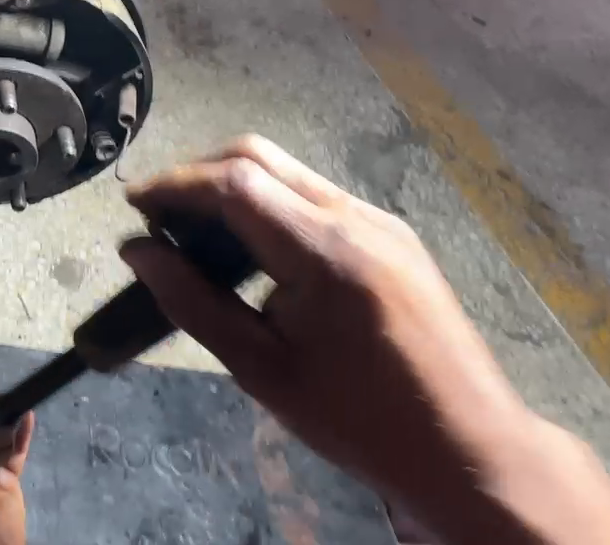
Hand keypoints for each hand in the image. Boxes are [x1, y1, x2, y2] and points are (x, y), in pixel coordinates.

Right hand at [121, 135, 609, 544]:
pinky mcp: (390, 231)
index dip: (174, 184)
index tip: (135, 205)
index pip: (233, 182)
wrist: (474, 452)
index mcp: (326, 252)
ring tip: (196, 229)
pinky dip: (264, 199)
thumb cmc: (361, 421)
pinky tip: (250, 244)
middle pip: (257, 155)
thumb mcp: (262, 370)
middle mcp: (355, 217)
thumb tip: (136, 252)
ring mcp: (379, 219)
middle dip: (196, 173)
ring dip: (230, 182)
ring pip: (284, 168)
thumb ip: (192, 302)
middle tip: (160, 215)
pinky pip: (310, 192)